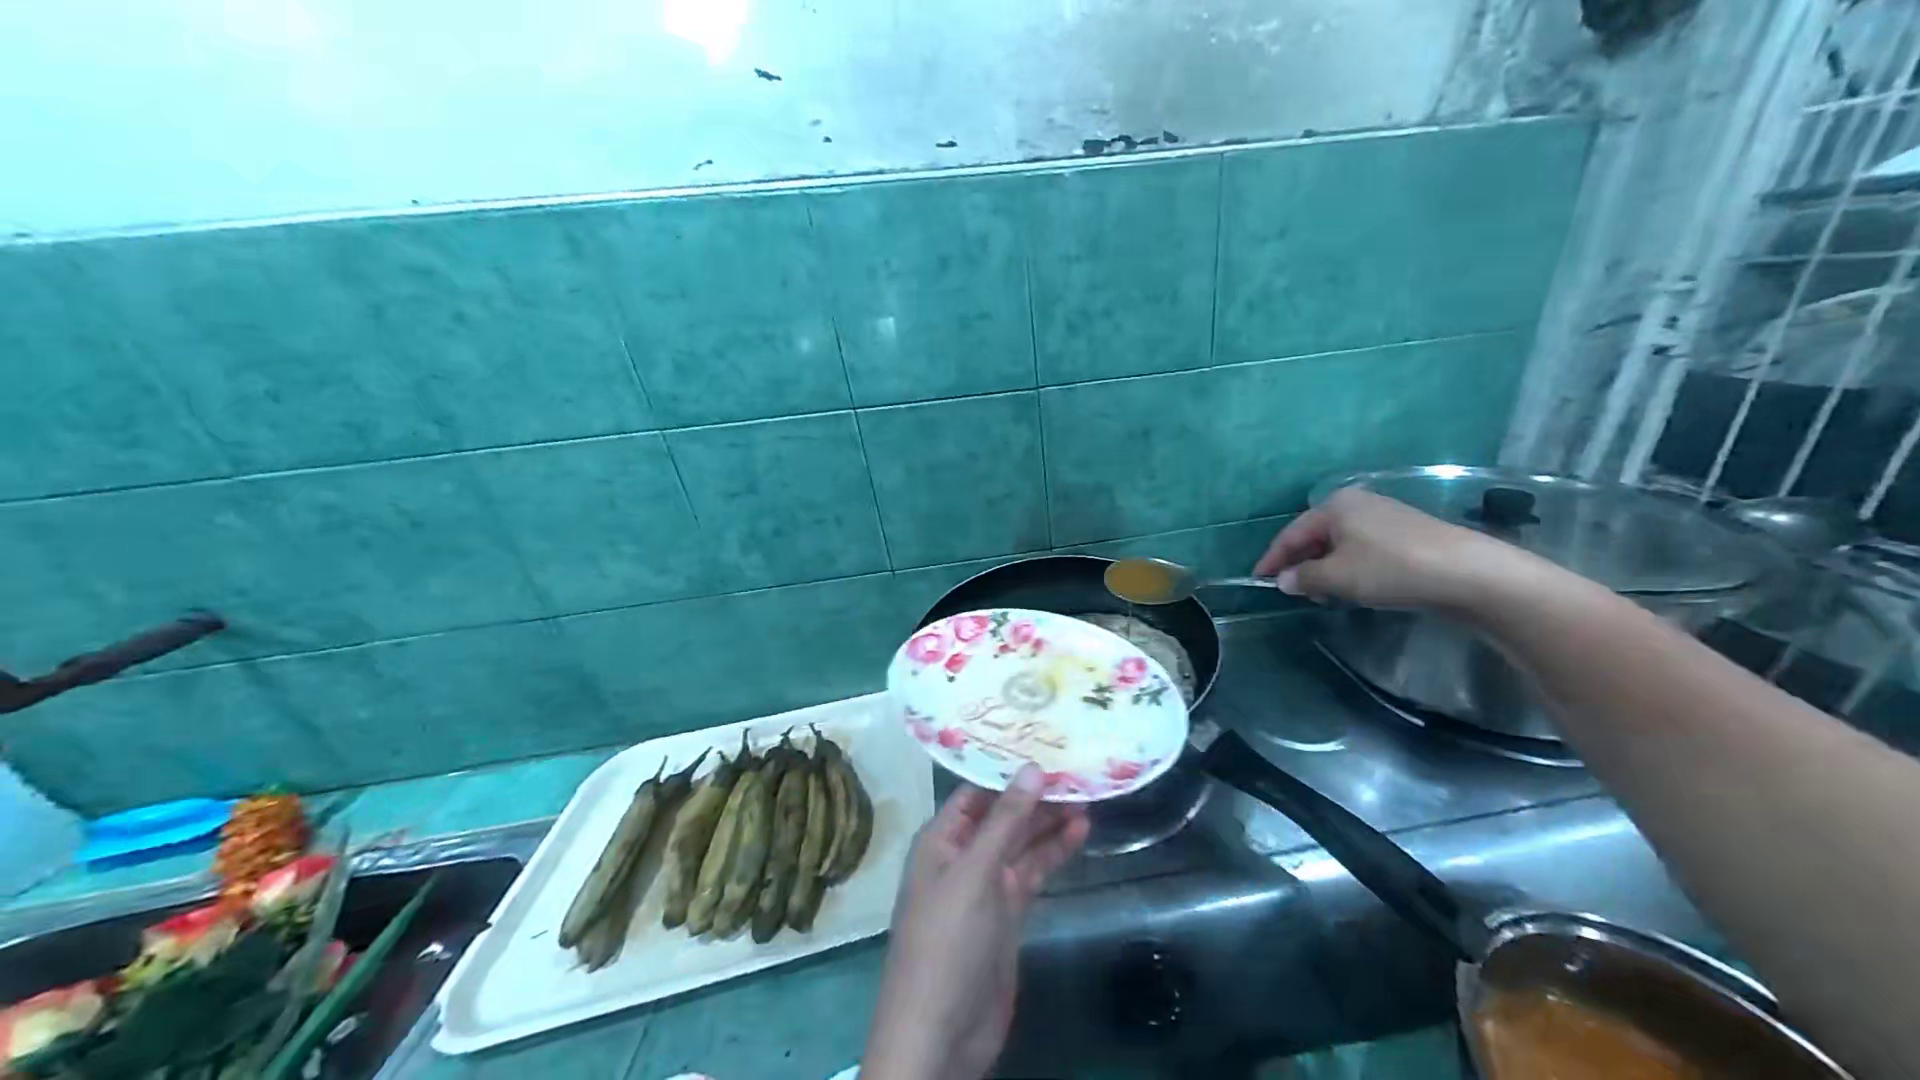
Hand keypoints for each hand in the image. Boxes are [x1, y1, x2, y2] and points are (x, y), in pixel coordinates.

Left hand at [860, 766, 1089, 1079]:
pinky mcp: (1007, 912)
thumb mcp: (975, 872)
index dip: (1008, 769)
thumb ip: (1005, 820)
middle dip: (1036, 794)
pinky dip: (1054, 852)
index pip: (976, 790)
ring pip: (1021, 842)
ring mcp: (986, 885)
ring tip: (1088, 793)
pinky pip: (1032, 871)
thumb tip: (1032, 767)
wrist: (941, 1031)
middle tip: (1077, 767)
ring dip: (1050, 821)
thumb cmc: (948, 938)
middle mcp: (963, 855)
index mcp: (941, 838)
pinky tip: (1081, 832)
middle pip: (1002, 814)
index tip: (1044, 744)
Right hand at [1253, 487, 1542, 611]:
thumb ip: (1304, 578)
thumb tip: (1285, 580)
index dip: (1272, 559)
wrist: (1468, 573)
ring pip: (1339, 543)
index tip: (1258, 580)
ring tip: (1323, 594)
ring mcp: (1384, 516)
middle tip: (1292, 591)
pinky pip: (1362, 548)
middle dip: (1300, 563)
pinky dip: (1349, 566)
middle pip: (1315, 536)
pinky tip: (1354, 586)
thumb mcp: (1337, 577)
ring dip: (1325, 567)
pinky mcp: (1406, 533)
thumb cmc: (1390, 569)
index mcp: (1334, 506)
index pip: (1290, 534)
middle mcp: (1357, 503)